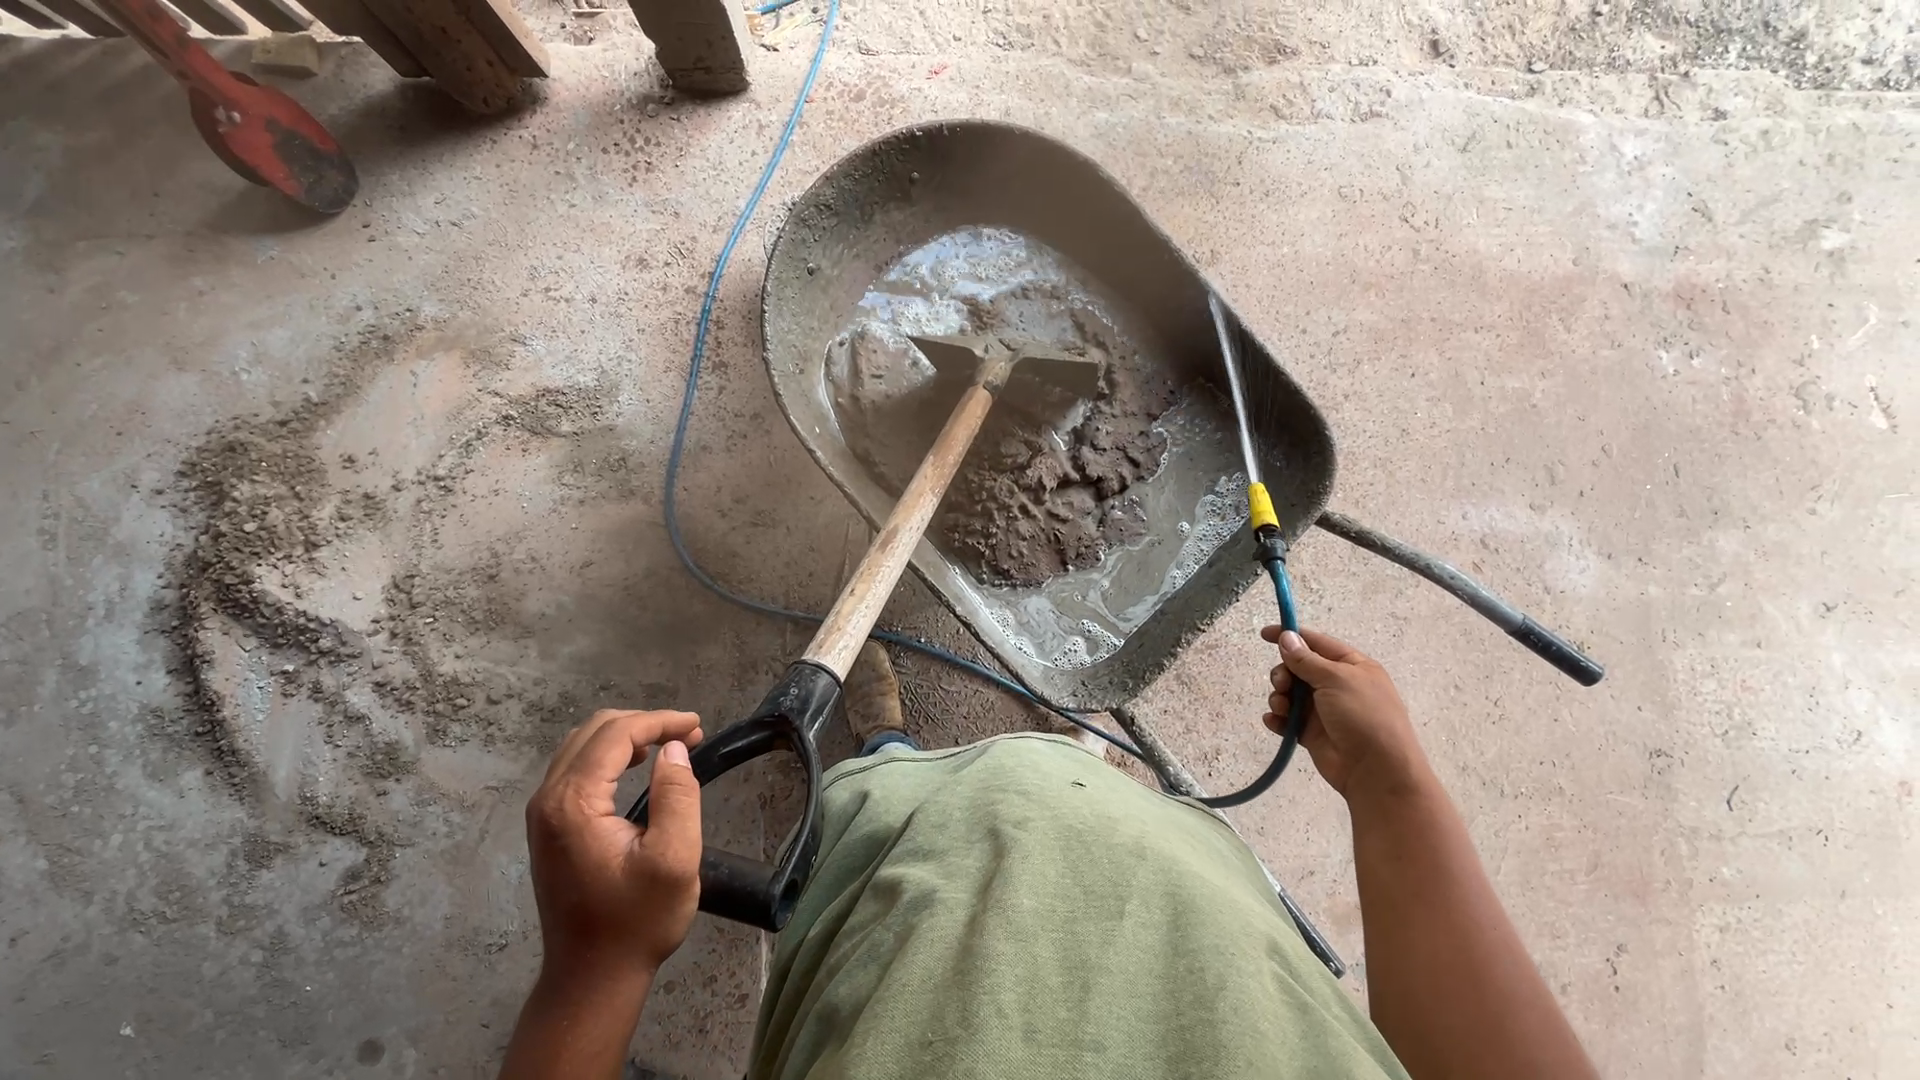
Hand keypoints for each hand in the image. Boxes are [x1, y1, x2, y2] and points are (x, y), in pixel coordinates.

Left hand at [525, 709, 704, 982]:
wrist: (591, 977)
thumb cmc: (637, 921)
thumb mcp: (675, 858)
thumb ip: (678, 796)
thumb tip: (674, 750)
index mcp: (574, 803)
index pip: (616, 735)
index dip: (660, 721)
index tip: (699, 727)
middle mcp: (548, 800)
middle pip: (594, 731)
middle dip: (645, 723)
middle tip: (690, 736)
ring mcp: (543, 814)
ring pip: (582, 745)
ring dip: (628, 736)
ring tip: (671, 746)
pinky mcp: (548, 826)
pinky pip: (576, 767)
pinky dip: (611, 755)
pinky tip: (638, 765)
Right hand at [1261, 627, 1425, 799]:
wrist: (1376, 771)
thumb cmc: (1363, 716)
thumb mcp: (1336, 679)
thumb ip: (1306, 659)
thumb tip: (1287, 637)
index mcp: (1351, 667)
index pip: (1316, 643)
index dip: (1290, 637)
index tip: (1264, 635)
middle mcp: (1337, 685)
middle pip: (1298, 669)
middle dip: (1284, 674)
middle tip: (1282, 684)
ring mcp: (1324, 710)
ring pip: (1290, 694)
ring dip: (1279, 697)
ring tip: (1281, 709)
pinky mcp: (1311, 733)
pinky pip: (1287, 719)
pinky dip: (1278, 719)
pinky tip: (1274, 722)